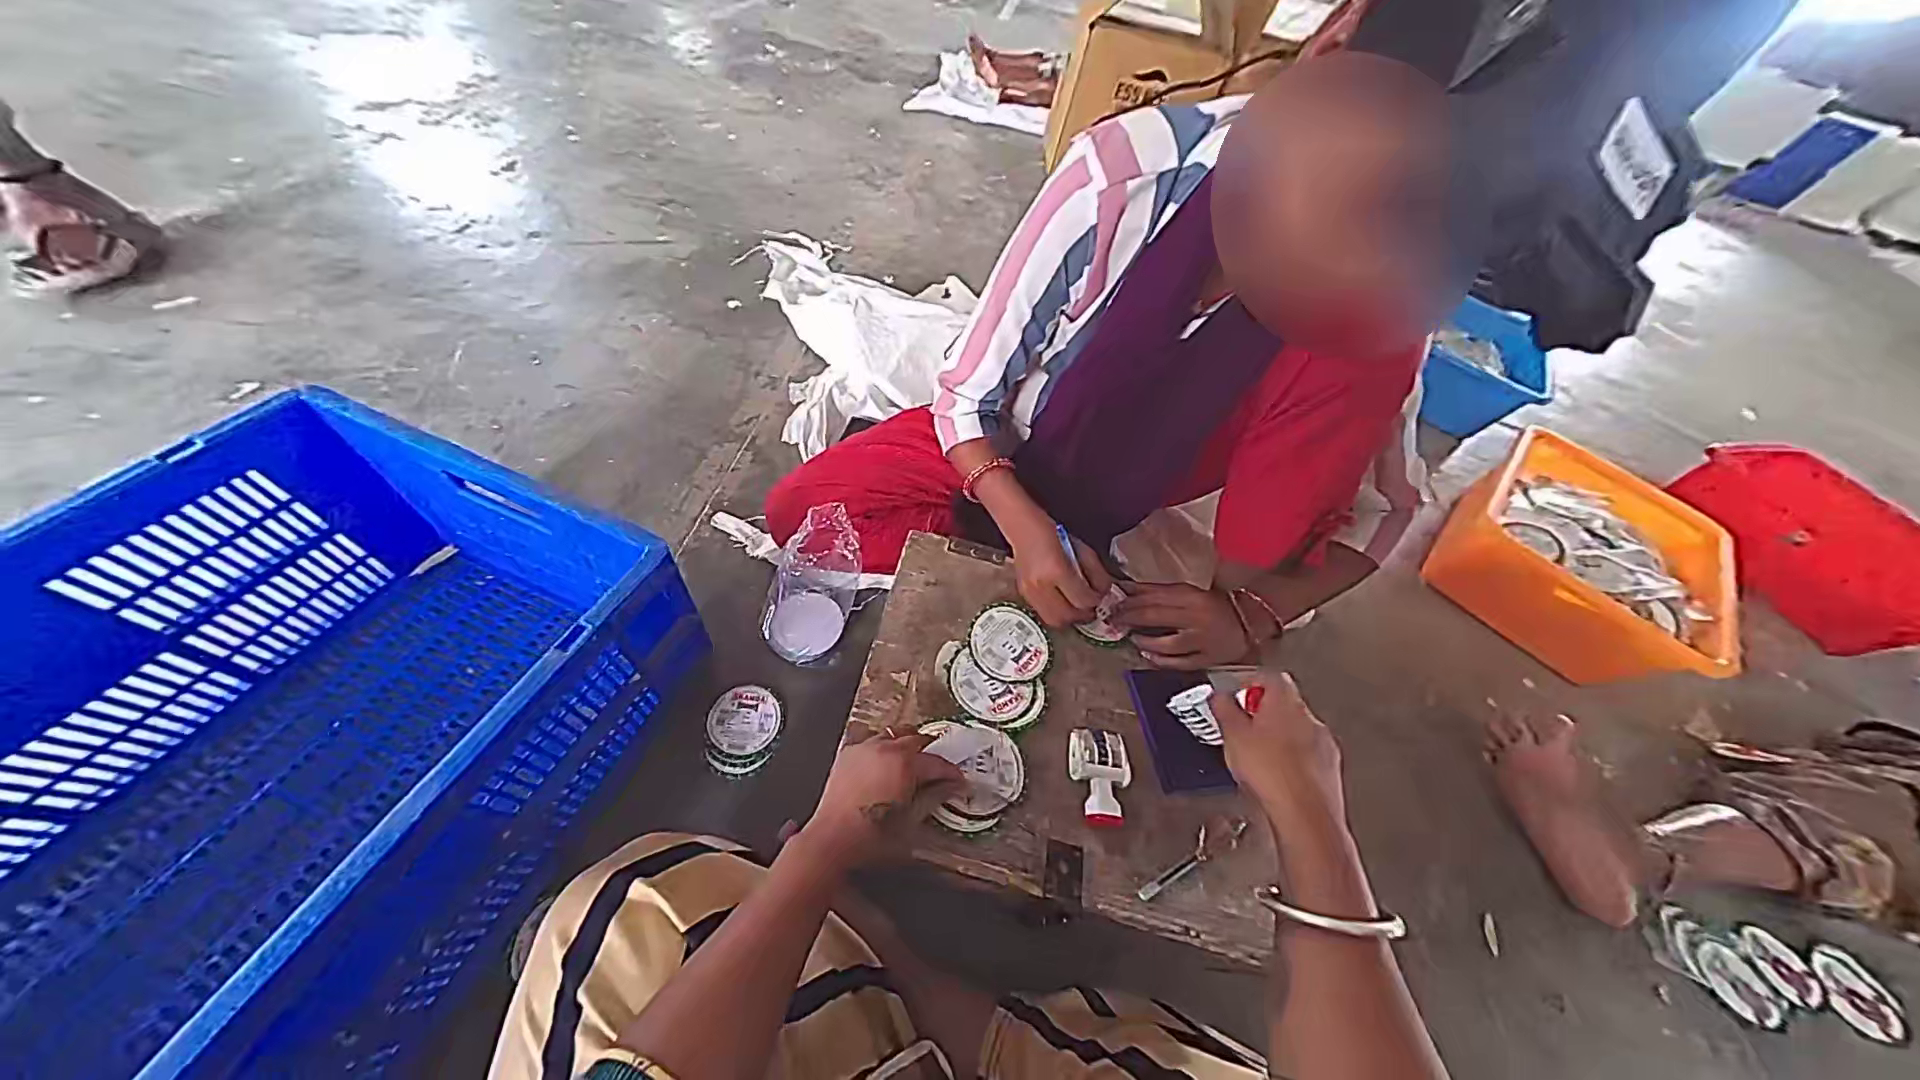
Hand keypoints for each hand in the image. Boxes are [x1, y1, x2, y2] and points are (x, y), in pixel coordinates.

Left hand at [796, 724, 964, 870]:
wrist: (832, 841)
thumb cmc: (872, 837)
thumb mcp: (911, 820)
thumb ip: (934, 798)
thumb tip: (951, 787)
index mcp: (904, 763)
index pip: (936, 762)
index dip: (951, 772)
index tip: (959, 781)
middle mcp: (884, 748)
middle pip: (917, 740)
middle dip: (931, 754)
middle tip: (940, 771)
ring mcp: (864, 749)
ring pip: (894, 735)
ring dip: (908, 745)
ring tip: (915, 762)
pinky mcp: (848, 754)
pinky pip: (873, 742)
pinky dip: (885, 747)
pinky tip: (887, 763)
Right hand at [1008, 523, 1107, 626]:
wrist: (1023, 529)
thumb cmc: (1054, 534)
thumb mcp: (1082, 549)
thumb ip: (1096, 573)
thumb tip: (1104, 592)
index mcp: (1057, 570)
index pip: (1082, 600)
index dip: (1095, 601)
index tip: (1099, 596)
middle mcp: (1041, 584)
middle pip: (1068, 616)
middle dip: (1083, 615)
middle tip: (1091, 607)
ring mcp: (1029, 591)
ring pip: (1054, 620)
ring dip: (1069, 618)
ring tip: (1077, 608)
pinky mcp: (1024, 594)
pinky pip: (1043, 613)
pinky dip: (1056, 613)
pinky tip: (1062, 603)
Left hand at [1113, 582, 1254, 668]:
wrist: (1251, 621)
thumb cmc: (1215, 604)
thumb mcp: (1187, 592)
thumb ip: (1158, 591)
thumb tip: (1126, 589)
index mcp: (1192, 596)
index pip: (1154, 597)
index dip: (1130, 600)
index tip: (1113, 602)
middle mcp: (1196, 618)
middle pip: (1155, 617)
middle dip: (1130, 618)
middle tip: (1114, 619)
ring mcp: (1202, 641)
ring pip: (1166, 644)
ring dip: (1144, 641)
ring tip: (1132, 638)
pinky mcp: (1208, 659)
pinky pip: (1180, 663)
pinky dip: (1160, 660)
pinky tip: (1147, 656)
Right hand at [1210, 672, 1345, 828]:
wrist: (1305, 816)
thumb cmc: (1272, 773)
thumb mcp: (1231, 735)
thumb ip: (1223, 709)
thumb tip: (1219, 697)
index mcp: (1286, 702)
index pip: (1270, 677)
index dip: (1249, 681)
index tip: (1236, 691)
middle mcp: (1309, 719)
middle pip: (1284, 702)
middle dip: (1261, 711)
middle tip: (1240, 723)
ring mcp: (1323, 744)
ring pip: (1296, 729)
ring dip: (1276, 735)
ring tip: (1254, 752)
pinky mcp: (1329, 770)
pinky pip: (1306, 754)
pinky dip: (1289, 758)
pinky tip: (1273, 774)